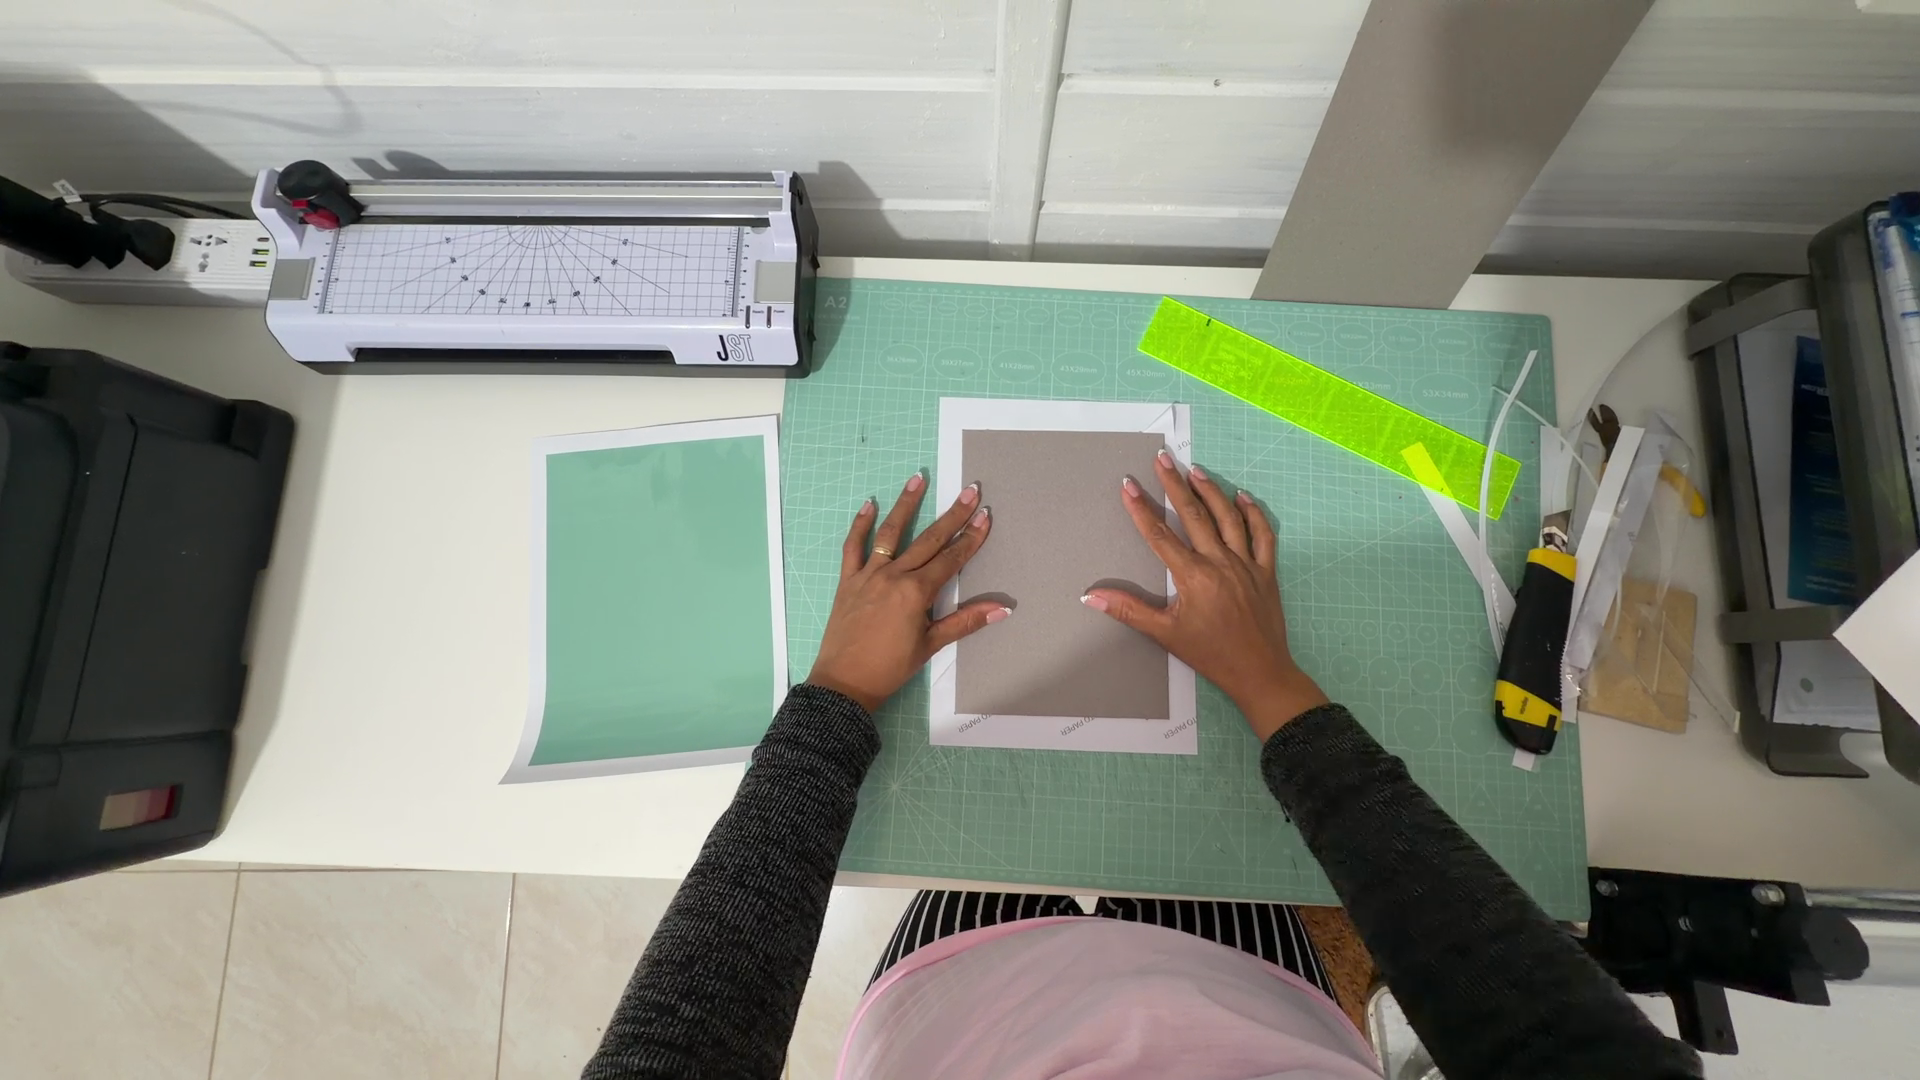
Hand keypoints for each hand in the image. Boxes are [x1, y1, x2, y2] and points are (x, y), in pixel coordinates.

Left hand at [806, 472, 1007, 711]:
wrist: (844, 683)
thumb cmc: (890, 668)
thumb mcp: (931, 646)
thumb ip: (965, 622)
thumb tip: (1002, 610)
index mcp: (916, 592)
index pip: (951, 559)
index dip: (971, 538)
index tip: (985, 516)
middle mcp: (893, 575)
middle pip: (928, 540)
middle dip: (951, 515)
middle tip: (969, 491)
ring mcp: (868, 575)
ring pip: (890, 533)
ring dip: (906, 505)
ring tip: (918, 479)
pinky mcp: (847, 581)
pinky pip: (853, 547)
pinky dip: (860, 525)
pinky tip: (869, 504)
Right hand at [1081, 449, 1326, 740]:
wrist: (1260, 673)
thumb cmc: (1210, 655)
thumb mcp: (1164, 634)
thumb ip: (1129, 610)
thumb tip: (1092, 596)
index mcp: (1193, 577)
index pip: (1160, 535)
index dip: (1141, 508)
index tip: (1128, 485)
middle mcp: (1220, 563)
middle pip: (1193, 515)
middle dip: (1175, 484)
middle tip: (1163, 459)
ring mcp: (1246, 564)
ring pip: (1228, 517)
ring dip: (1210, 491)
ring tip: (1194, 470)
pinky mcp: (1266, 571)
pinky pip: (1263, 534)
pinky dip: (1253, 512)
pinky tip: (1241, 496)